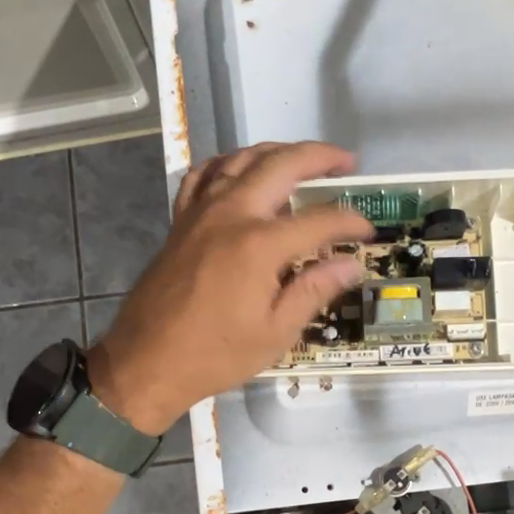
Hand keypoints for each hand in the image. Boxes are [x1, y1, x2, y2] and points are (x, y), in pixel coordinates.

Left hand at [87, 142, 372, 433]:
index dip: (349, 222)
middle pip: (280, 165)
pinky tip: (240, 172)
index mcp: (259, 245)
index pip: (318, 220)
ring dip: (276, 152)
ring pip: (240, 159)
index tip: (367, 232)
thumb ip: (313, 290)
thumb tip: (350, 265)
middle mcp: (230, 214)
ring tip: (302, 160)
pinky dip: (227, 164)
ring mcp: (200, 213)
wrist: (147, 361)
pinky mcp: (180, 221)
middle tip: (346, 162)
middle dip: (318, 157)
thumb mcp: (275, 332)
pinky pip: (204, 175)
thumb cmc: (215, 355)